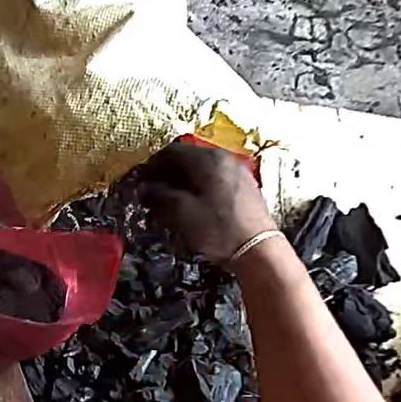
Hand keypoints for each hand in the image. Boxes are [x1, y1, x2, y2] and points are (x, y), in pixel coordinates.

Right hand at [138, 141, 275, 263]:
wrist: (258, 250)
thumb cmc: (218, 230)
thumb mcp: (182, 214)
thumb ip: (160, 196)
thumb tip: (145, 188)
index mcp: (208, 160)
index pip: (173, 151)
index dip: (153, 165)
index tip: (142, 181)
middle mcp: (225, 158)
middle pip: (189, 157)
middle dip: (168, 172)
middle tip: (154, 190)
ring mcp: (238, 171)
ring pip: (203, 168)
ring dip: (185, 179)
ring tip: (172, 198)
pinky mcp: (245, 185)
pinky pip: (216, 177)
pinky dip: (201, 185)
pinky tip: (195, 202)